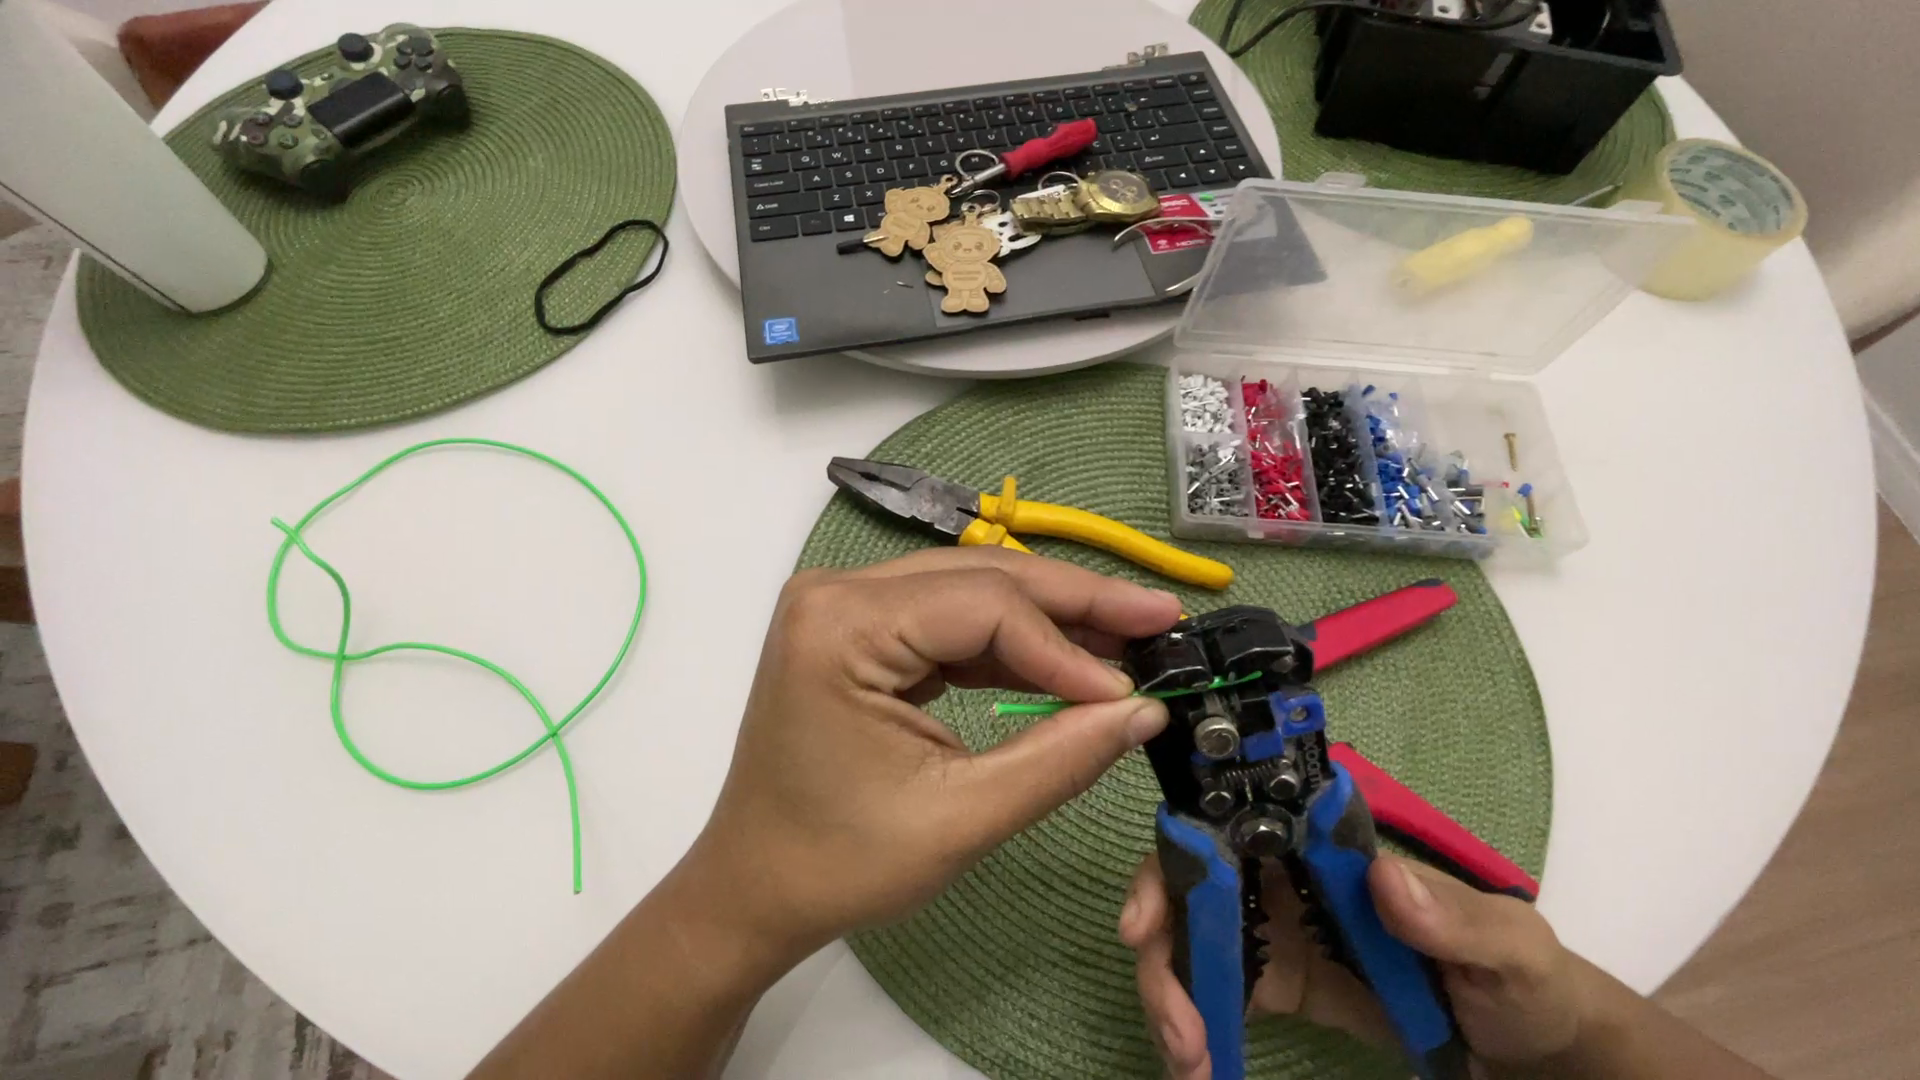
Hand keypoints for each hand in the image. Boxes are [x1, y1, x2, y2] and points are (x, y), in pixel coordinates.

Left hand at [679, 546, 1182, 966]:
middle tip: (1160, 617)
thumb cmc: (839, 864)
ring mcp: (844, 605)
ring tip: (1130, 634)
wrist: (754, 887)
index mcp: (840, 625)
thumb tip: (1144, 710)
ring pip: (972, 590)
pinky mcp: (859, 628)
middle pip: (981, 578)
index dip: (1066, 646)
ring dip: (1051, 617)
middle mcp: (837, 593)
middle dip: (1075, 602)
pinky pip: (950, 619)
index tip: (1132, 691)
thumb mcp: (959, 819)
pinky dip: (1011, 641)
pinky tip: (1068, 655)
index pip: (982, 606)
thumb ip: (1059, 758)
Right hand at [1122, 853, 1583, 1078]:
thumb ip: (1457, 916)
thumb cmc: (1519, 978)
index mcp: (1322, 846)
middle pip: (1186, 884)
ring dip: (1170, 993)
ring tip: (1187, 1063)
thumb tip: (1384, 879)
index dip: (1173, 860)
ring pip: (1186, 937)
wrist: (1523, 1050)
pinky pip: (1210, 989)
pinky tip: (1195, 1067)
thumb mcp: (1508, 948)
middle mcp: (1279, 873)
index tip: (1144, 920)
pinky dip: (1192, 1023)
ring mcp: (1269, 927)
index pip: (1227, 825)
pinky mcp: (1269, 980)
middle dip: (1160, 946)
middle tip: (1176, 1028)